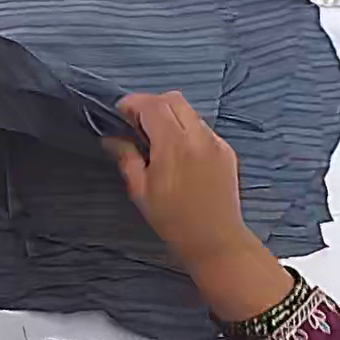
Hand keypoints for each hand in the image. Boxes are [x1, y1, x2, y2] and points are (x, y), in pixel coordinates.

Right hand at [105, 92, 292, 321]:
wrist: (215, 240)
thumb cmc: (172, 220)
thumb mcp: (140, 191)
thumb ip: (127, 158)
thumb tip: (112, 139)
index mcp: (173, 145)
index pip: (152, 105)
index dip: (133, 103)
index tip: (120, 113)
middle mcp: (197, 136)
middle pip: (173, 99)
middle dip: (152, 104)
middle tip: (138, 123)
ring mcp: (216, 142)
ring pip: (190, 112)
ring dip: (171, 116)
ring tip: (158, 139)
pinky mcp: (227, 151)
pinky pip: (203, 128)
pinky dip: (187, 130)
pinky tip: (180, 154)